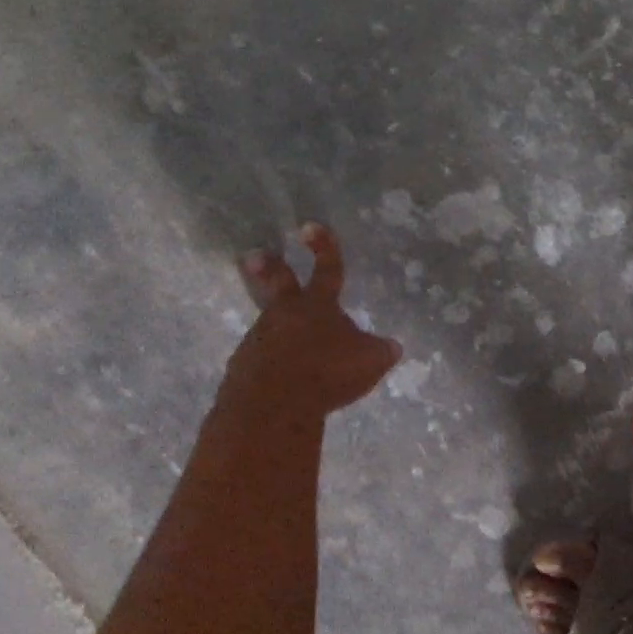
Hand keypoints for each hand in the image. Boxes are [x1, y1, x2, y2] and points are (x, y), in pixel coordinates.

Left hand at [223, 223, 401, 417]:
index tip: (310, 225)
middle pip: (277, 284)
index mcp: (318, 305)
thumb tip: (391, 346)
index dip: (324, 247)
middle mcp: (284, 316)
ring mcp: (257, 342)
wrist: (270, 408)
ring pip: (269, 328)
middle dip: (268, 267)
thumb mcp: (371, 361)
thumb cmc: (326, 373)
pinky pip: (260, 361)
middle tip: (255, 254)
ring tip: (294, 352)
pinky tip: (282, 382)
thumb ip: (380, 350)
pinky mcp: (240, 371)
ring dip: (278, 332)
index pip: (328, 269)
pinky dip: (271, 365)